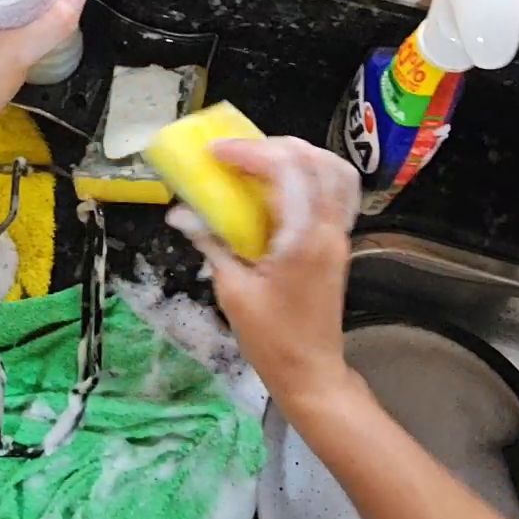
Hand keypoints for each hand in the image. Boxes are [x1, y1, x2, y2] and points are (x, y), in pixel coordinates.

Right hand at [167, 136, 362, 411]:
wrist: (311, 372)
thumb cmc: (271, 339)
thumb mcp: (232, 291)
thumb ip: (212, 243)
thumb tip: (180, 212)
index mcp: (302, 238)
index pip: (286, 170)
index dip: (249, 152)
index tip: (215, 153)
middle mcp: (328, 227)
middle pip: (313, 160)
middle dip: (270, 146)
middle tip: (234, 154)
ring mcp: (338, 233)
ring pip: (332, 170)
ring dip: (296, 155)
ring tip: (259, 160)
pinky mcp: (338, 240)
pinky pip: (335, 189)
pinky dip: (311, 172)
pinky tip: (283, 183)